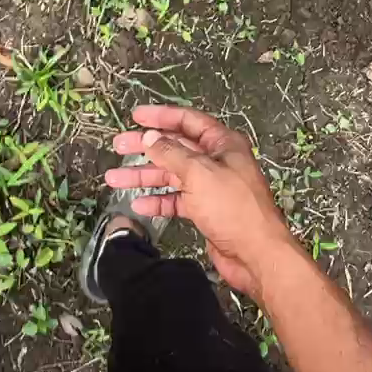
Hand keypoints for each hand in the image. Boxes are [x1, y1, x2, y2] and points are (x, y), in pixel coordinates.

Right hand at [106, 105, 303, 300]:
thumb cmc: (234, 208)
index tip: (135, 116)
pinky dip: (158, 201)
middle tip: (119, 146)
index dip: (160, 116)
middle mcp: (216, 161)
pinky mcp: (205, 210)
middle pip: (175, 148)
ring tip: (115, 179)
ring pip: (171, 175)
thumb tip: (151, 138)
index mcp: (221, 144)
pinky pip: (176, 200)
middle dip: (146, 148)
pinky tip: (138, 205)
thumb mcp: (199, 173)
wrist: (257, 256)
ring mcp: (210, 186)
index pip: (187, 121)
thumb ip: (172, 154)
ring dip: (144, 176)